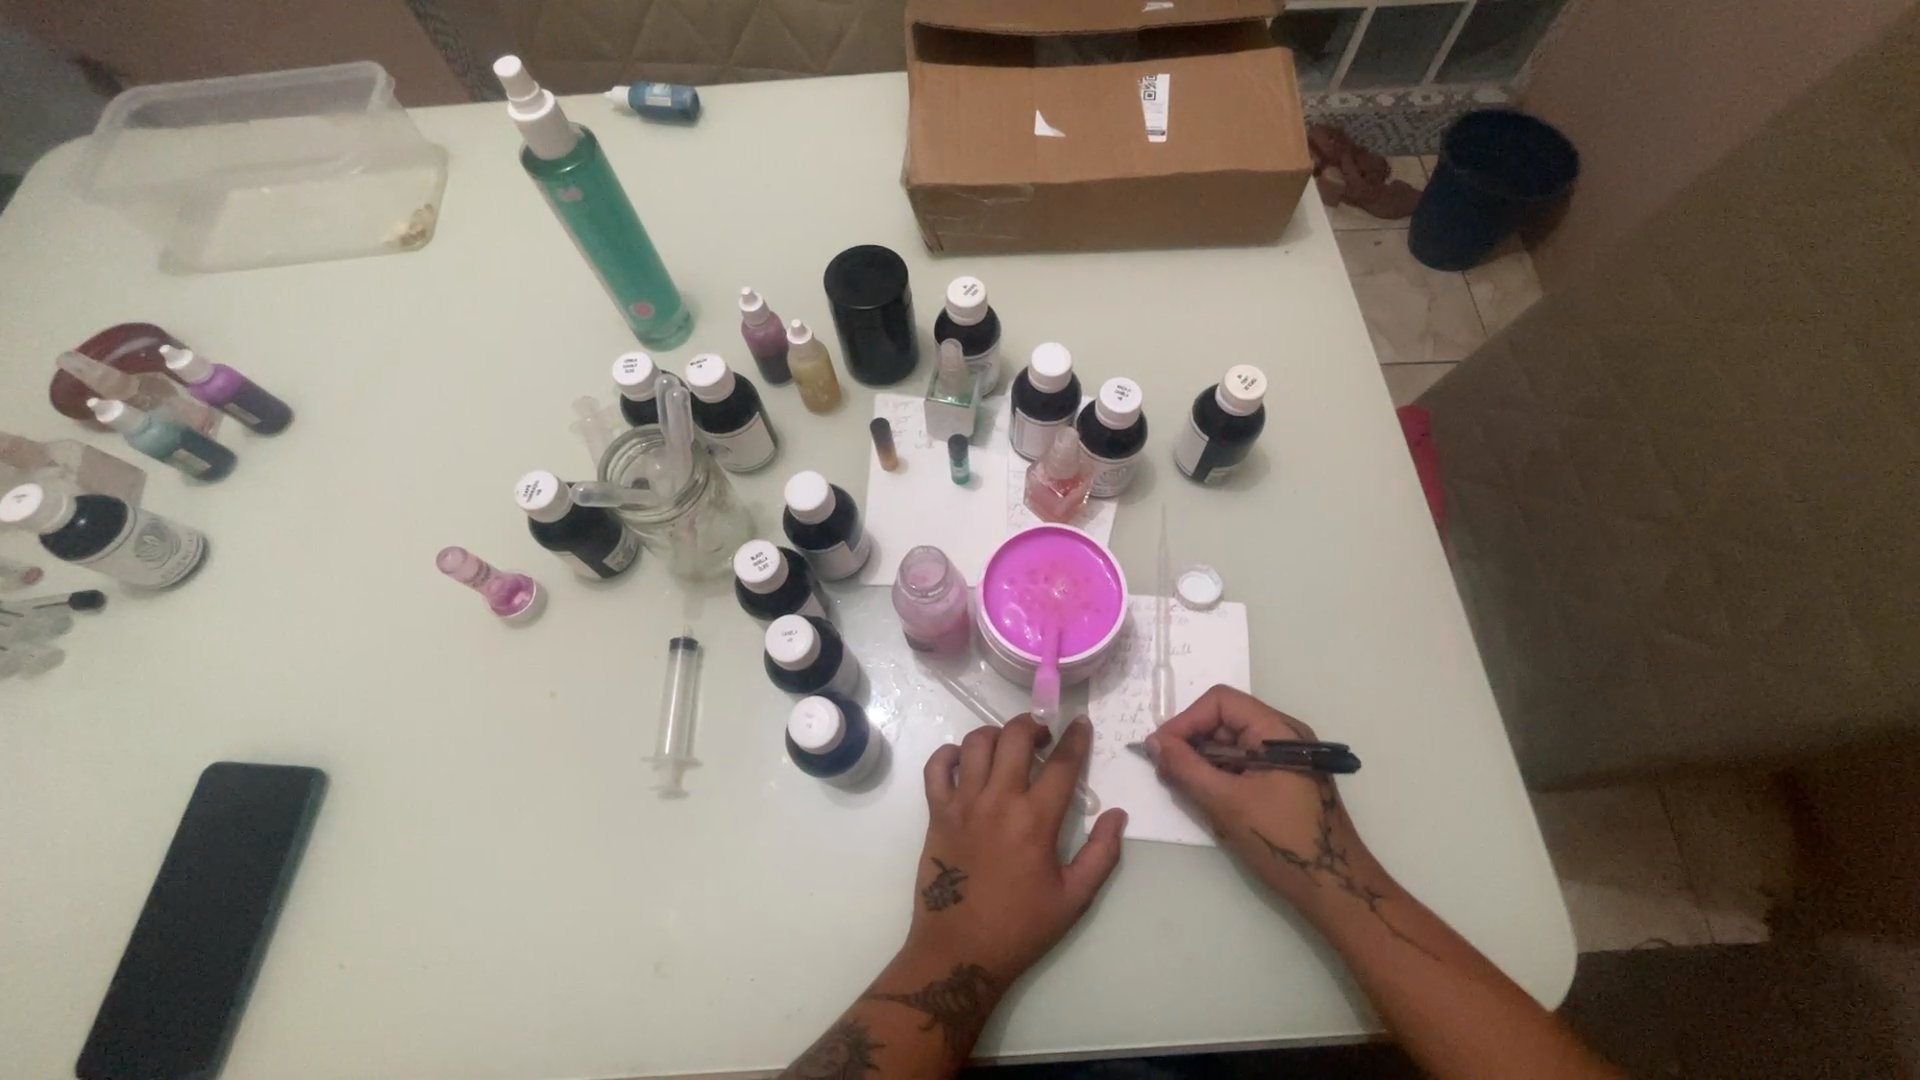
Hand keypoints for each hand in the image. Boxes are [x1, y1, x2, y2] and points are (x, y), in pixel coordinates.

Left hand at [909, 716, 1127, 981]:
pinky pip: (937, 767)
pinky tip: (965, 760)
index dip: (1075, 738)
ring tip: (1008, 745)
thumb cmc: (1021, 927)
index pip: (1062, 763)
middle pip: (1015, 737)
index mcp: (1036, 820)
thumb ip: (1101, 853)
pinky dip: (950, 754)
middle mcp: (998, 800)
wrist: (960, 951)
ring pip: (976, 743)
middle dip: (1033, 725)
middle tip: (1043, 735)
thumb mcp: (1074, 897)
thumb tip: (1118, 815)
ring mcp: (962, 803)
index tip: (1080, 723)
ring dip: (996, 734)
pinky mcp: (937, 813)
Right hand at [1146, 685, 1371, 906]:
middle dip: (1191, 742)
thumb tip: (1154, 742)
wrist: (1336, 891)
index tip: (1161, 750)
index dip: (1185, 720)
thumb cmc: (1284, 842)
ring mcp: (1284, 758)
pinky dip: (1218, 776)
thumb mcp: (1226, 803)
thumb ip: (1185, 768)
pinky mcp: (1282, 779)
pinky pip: (1241, 764)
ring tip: (1184, 788)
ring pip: (1230, 743)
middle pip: (1224, 719)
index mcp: (1276, 731)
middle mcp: (1282, 736)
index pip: (1220, 702)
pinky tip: (1207, 800)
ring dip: (1202, 762)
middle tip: (1166, 771)